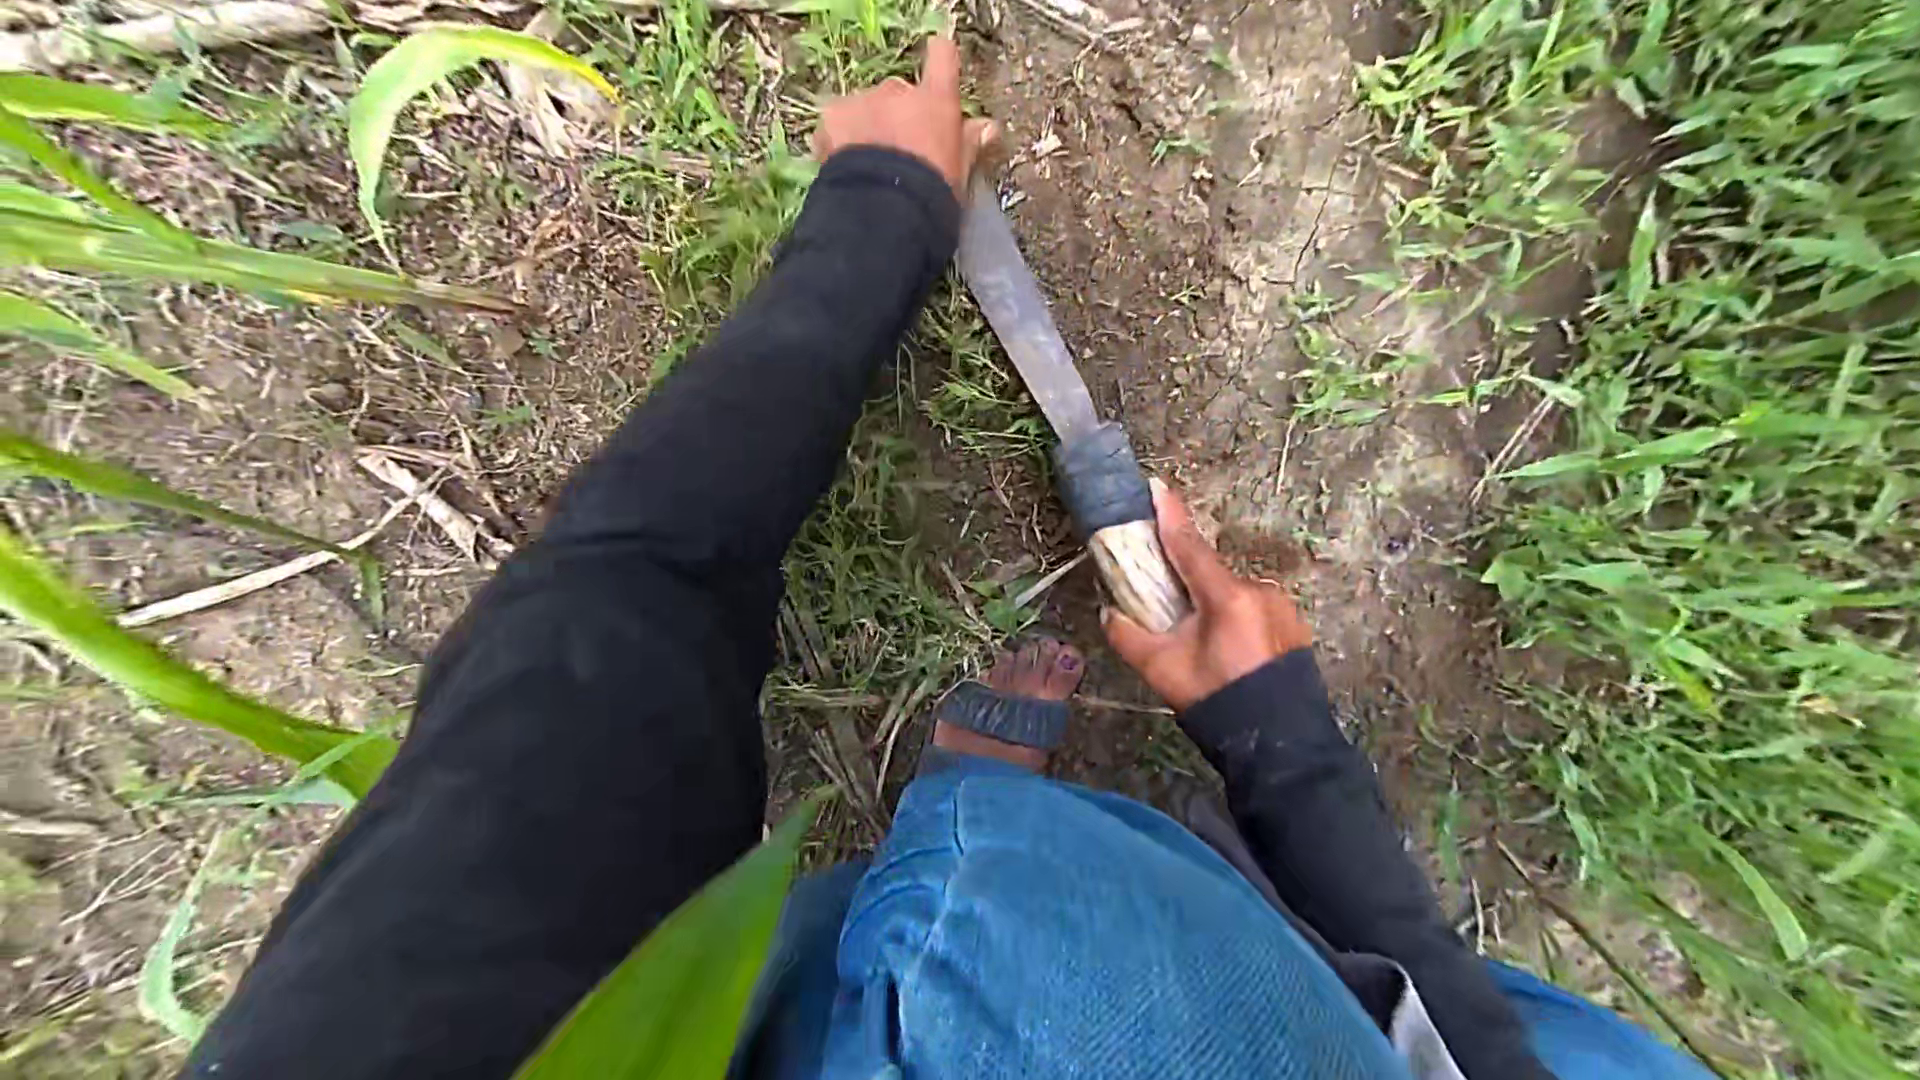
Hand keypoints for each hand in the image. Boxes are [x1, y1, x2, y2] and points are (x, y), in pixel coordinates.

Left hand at [811, 36, 996, 197]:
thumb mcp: (958, 176)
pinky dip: (842, 139)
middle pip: (901, 92)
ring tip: (871, 169)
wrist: (886, 214)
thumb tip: (988, 128)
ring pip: (868, 107)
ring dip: (871, 128)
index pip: (943, 57)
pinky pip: (839, 123)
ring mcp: (864, 102)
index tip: (937, 86)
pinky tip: (847, 168)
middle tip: (902, 154)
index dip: (941, 65)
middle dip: (901, 116)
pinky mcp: (834, 119)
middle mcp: (899, 93)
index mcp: (936, 101)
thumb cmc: (932, 197)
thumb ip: (969, 146)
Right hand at [1103, 480, 1313, 711]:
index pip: (1189, 546)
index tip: (1156, 486)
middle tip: (1171, 610)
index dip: (1169, 515)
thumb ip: (1127, 636)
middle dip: (1186, 581)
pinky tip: (1230, 649)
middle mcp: (1259, 590)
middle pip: (1209, 572)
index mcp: (1226, 596)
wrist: (1280, 744)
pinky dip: (1235, 616)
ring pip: (1232, 592)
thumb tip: (1107, 613)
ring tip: (1203, 643)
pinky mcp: (1293, 623)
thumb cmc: (1215, 701)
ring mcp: (1281, 606)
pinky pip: (1253, 607)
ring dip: (1212, 603)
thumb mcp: (1161, 670)